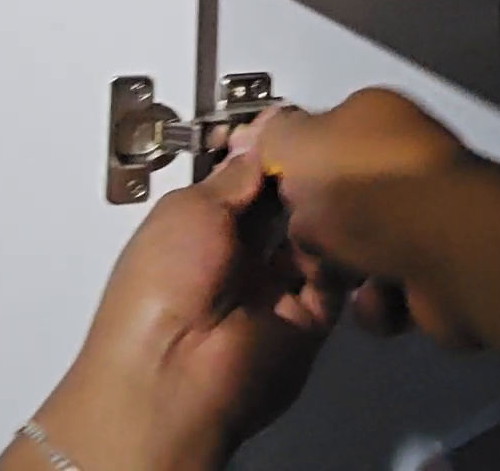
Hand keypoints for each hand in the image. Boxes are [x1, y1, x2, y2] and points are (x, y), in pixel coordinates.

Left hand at [11, 155, 346, 470]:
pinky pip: (337, 275)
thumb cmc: (159, 292)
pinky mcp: (307, 317)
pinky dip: (340, 251)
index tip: (290, 125)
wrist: (175, 375)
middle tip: (317, 149)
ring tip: (328, 186)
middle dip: (299, 177)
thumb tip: (258, 142)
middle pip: (283, 204)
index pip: (245, 180)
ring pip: (313, 235)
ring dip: (322, 212)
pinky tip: (336, 228)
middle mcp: (237, 257)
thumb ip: (234, 173)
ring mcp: (272, 287)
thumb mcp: (190, 208)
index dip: (268, 152)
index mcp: (200, 229)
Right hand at [251, 89, 481, 347]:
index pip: (316, 140)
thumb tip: (261, 132)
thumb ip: (274, 135)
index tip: (271, 199)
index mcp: (372, 117)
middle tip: (307, 246)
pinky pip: (386, 290)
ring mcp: (423, 213)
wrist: (445, 252)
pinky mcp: (438, 265)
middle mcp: (400, 159)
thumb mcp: (299, 147)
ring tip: (346, 277)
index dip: (288, 172)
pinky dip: (378, 302)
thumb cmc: (367, 191)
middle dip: (312, 236)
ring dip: (341, 274)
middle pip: (331, 203)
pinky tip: (383, 294)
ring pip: (354, 252)